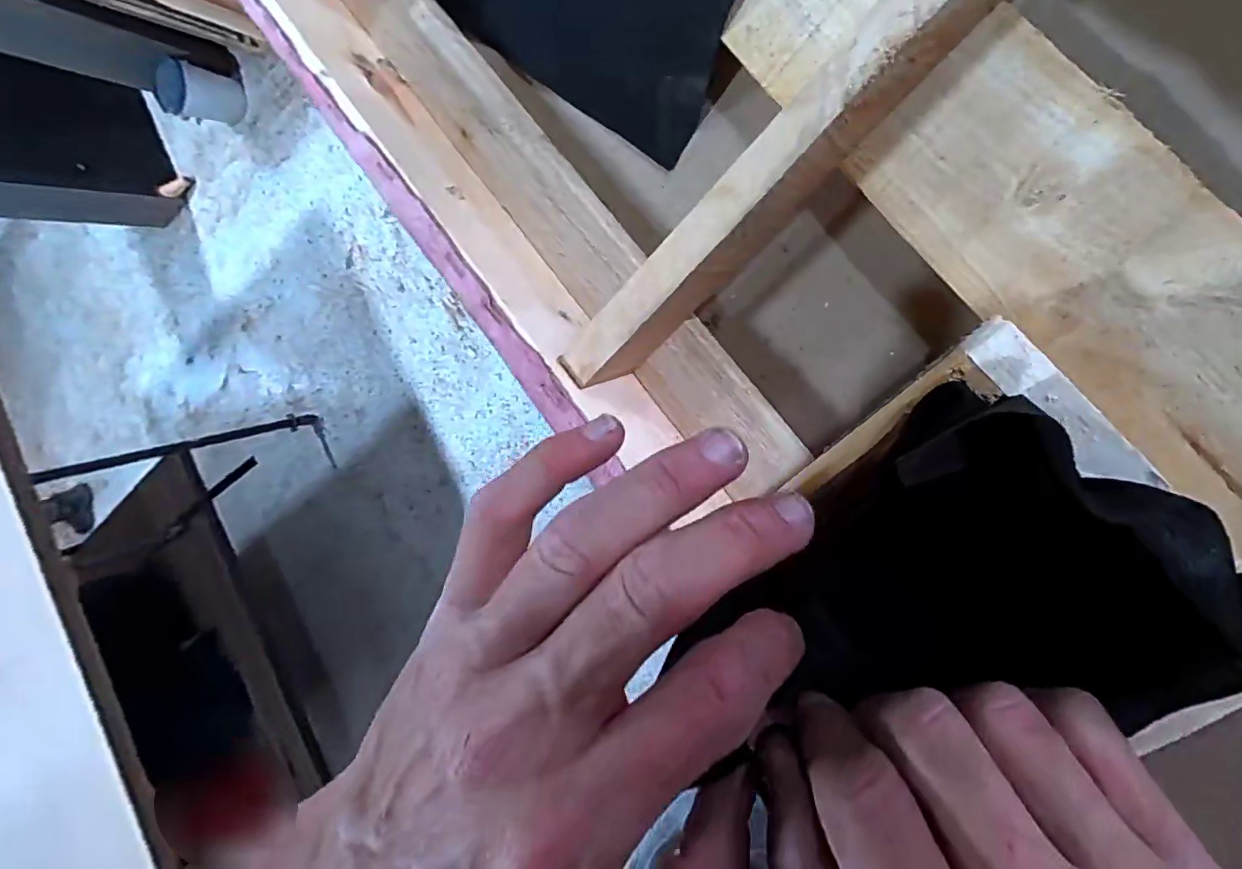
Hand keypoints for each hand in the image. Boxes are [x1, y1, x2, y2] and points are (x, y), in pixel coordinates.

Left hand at [246, 419, 814, 867]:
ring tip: (725, 451)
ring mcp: (477, 650)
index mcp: (571, 811)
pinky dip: (546, 465)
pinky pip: (492, 522)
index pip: (701, 700)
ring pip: (578, 544)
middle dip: (733, 543)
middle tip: (794, 513)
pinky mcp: (447, 612)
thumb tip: (755, 675)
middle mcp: (522, 718)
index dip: (765, 650)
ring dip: (661, 485)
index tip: (789, 628)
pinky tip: (604, 430)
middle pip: (642, 598)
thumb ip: (688, 777)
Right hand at [744, 686, 1219, 868]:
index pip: (864, 796)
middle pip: (929, 728)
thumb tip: (789, 770)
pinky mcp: (1171, 848)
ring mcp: (1120, 868)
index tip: (806, 723)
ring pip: (1000, 710)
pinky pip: (1080, 720)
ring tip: (931, 737)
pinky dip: (1030, 709)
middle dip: (875, 713)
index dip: (820, 740)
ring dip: (947, 708)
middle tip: (861, 729)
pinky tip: (1004, 743)